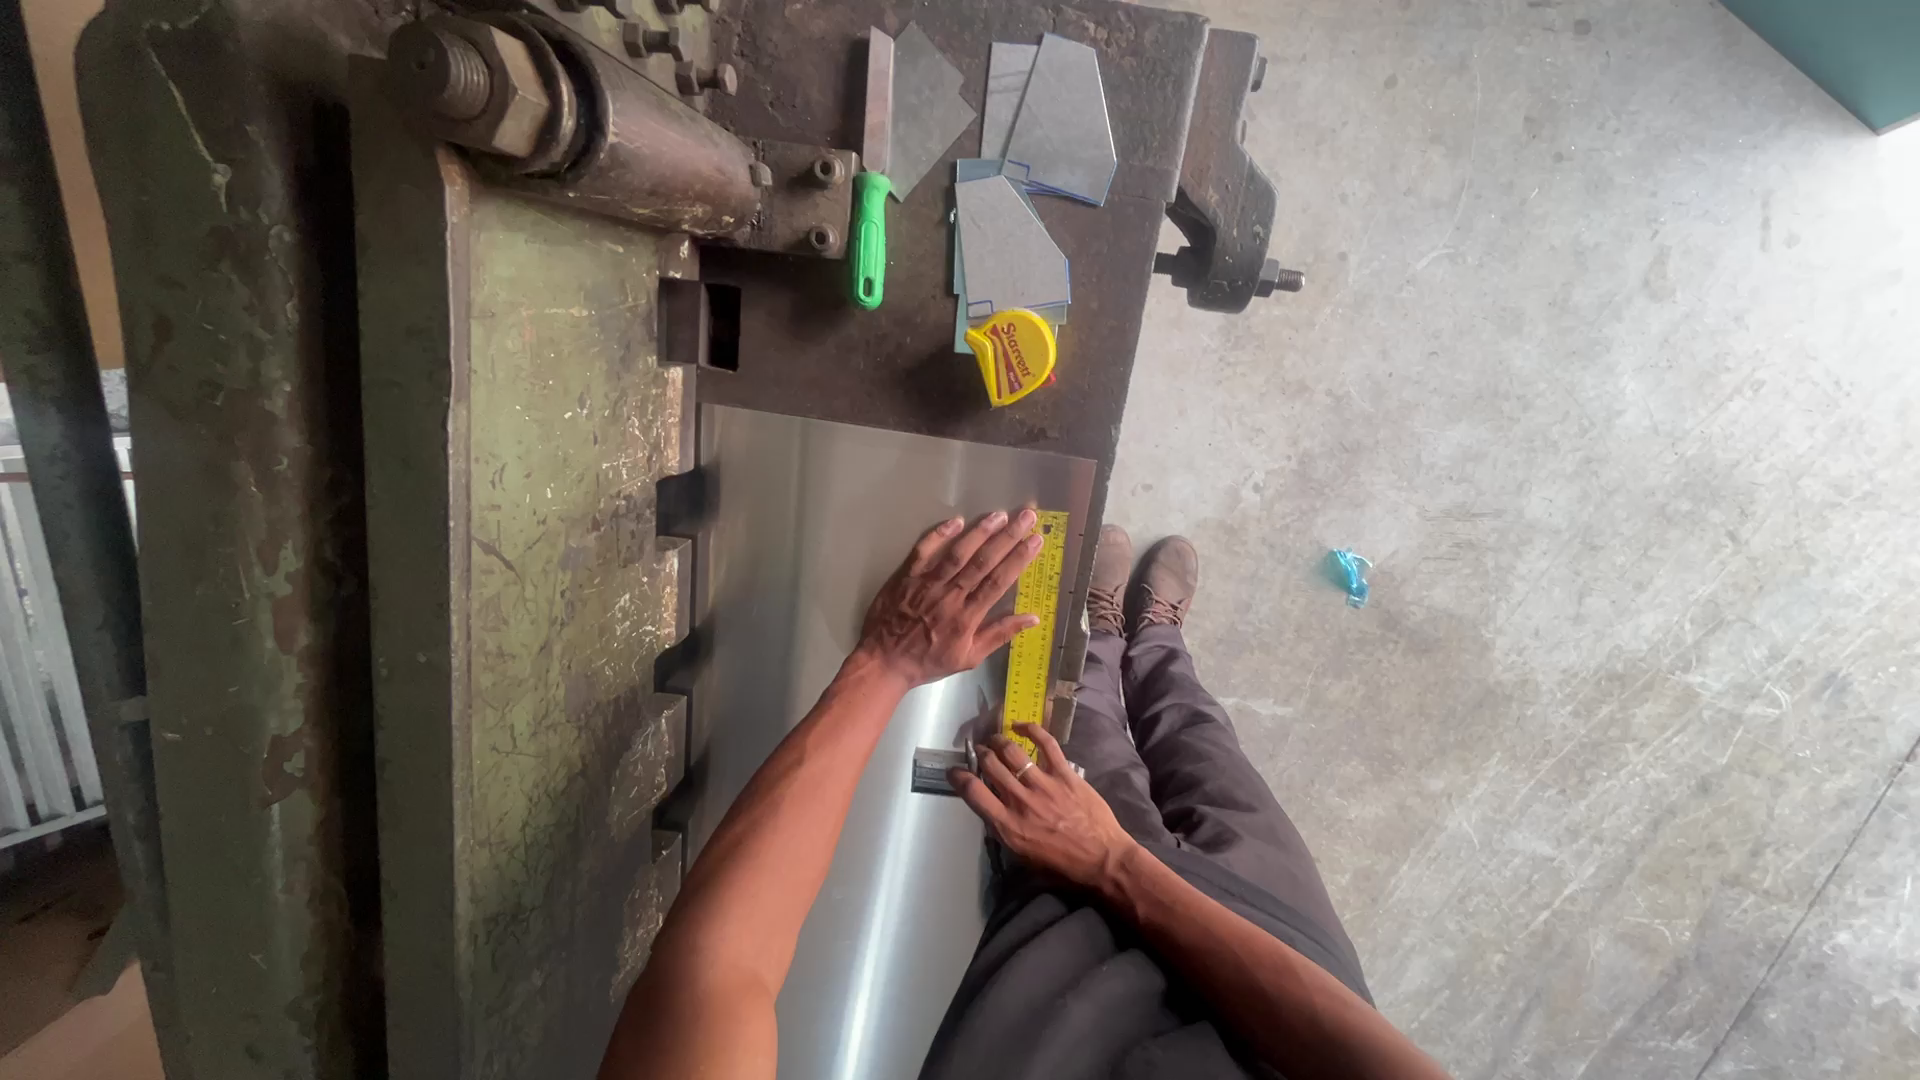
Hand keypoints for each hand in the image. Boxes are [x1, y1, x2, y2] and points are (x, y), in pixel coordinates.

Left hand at [852, 510, 1043, 687]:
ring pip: (958, 552)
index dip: (1019, 559)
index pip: (999, 581)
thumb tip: (1033, 618)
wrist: (884, 661)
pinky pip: (924, 550)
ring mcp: (927, 583)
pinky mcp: (907, 576)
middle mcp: (951, 595)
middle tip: (1026, 516)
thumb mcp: (969, 658)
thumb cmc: (929, 661)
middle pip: (984, 561)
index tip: (1036, 540)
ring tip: (999, 515)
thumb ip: (999, 634)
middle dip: (1008, 537)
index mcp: (968, 617)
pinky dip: (939, 534)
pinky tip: (956, 520)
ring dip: (980, 531)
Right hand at [952, 723, 1140, 888]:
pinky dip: (1031, 729)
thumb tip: (992, 809)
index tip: (955, 771)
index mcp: (1008, 825)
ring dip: (998, 740)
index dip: (959, 777)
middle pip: (990, 765)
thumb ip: (1004, 829)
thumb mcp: (1022, 856)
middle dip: (980, 753)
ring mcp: (1043, 784)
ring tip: (995, 738)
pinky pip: (1046, 744)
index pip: (973, 792)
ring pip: (1011, 751)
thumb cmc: (1062, 865)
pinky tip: (1021, 726)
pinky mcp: (1065, 774)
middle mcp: (1021, 801)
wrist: (1102, 860)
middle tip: (979, 750)